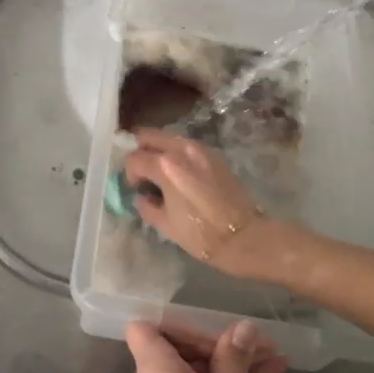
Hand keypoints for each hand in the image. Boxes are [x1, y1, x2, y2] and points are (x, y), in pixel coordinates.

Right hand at [124, 129, 270, 277]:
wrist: (244, 236)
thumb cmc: (201, 234)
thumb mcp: (165, 225)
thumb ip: (146, 206)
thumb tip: (140, 197)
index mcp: (165, 166)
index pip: (134, 159)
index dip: (129, 175)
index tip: (136, 189)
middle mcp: (181, 150)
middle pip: (149, 136)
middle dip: (141, 152)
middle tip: (144, 174)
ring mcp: (201, 149)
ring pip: (169, 138)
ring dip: (160, 151)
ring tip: (162, 175)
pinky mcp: (215, 155)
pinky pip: (187, 146)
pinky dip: (178, 154)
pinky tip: (181, 176)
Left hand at [125, 320, 287, 372]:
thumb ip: (234, 356)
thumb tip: (243, 327)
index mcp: (155, 370)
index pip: (146, 327)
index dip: (176, 320)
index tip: (210, 320)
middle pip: (179, 345)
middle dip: (220, 340)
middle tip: (260, 340)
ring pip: (198, 368)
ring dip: (233, 361)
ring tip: (275, 354)